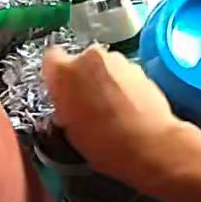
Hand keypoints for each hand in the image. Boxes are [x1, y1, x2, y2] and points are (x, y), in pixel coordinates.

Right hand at [42, 44, 197, 187]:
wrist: (150, 144)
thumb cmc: (103, 143)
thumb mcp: (71, 130)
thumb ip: (65, 108)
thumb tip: (68, 105)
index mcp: (65, 71)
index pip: (51, 59)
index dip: (56, 76)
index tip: (62, 92)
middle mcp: (90, 57)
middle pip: (81, 62)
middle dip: (83, 78)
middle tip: (89, 104)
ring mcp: (118, 60)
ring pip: (104, 67)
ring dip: (105, 81)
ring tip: (113, 108)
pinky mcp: (140, 68)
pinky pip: (123, 74)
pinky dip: (123, 86)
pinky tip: (130, 108)